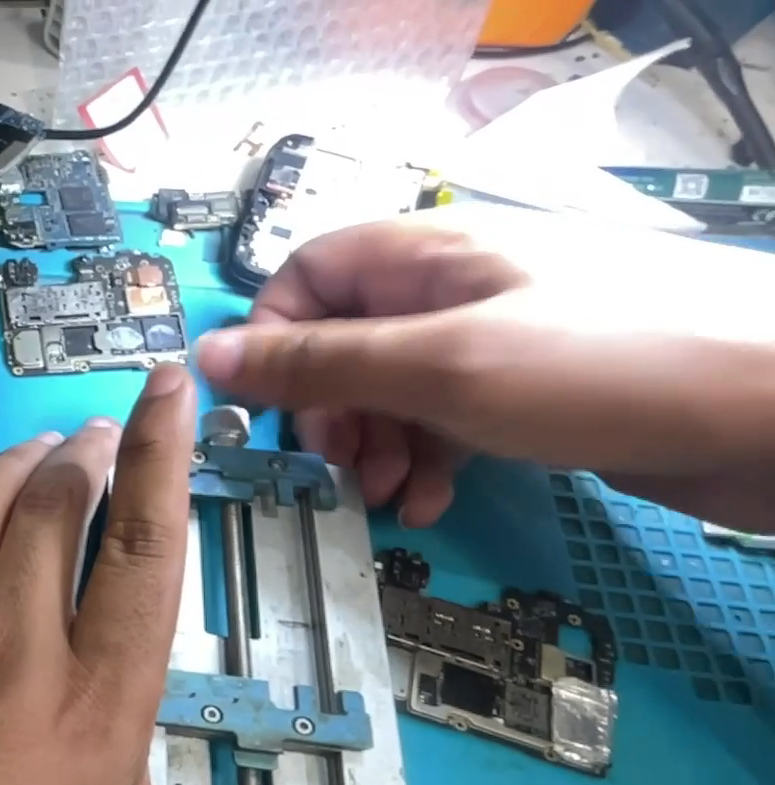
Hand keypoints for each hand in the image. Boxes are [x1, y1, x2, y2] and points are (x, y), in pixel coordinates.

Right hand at [195, 205, 774, 529]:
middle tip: (336, 464)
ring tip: (388, 495)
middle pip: (338, 344)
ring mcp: (486, 339)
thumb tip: (206, 354)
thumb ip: (314, 362)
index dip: (272, 339)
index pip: (303, 278)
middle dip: (325, 411)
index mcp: (421, 257)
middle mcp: (446, 291)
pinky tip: (431, 502)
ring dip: (371, 447)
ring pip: (383, 390)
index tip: (268, 405)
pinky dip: (423, 462)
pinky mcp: (521, 388)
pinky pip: (437, 419)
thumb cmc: (603, 365)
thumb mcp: (434, 366)